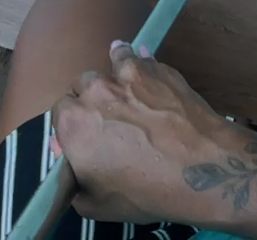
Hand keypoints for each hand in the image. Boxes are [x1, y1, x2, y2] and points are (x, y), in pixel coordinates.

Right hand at [52, 41, 253, 224]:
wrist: (196, 166)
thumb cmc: (143, 190)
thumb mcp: (94, 202)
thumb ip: (73, 175)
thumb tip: (70, 155)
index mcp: (73, 124)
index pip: (60, 111)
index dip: (71, 123)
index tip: (83, 133)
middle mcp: (95, 91)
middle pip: (83, 84)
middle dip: (90, 98)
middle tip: (106, 116)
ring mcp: (127, 74)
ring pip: (110, 63)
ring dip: (113, 73)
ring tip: (123, 86)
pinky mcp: (155, 67)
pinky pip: (138, 55)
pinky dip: (137, 59)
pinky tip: (141, 63)